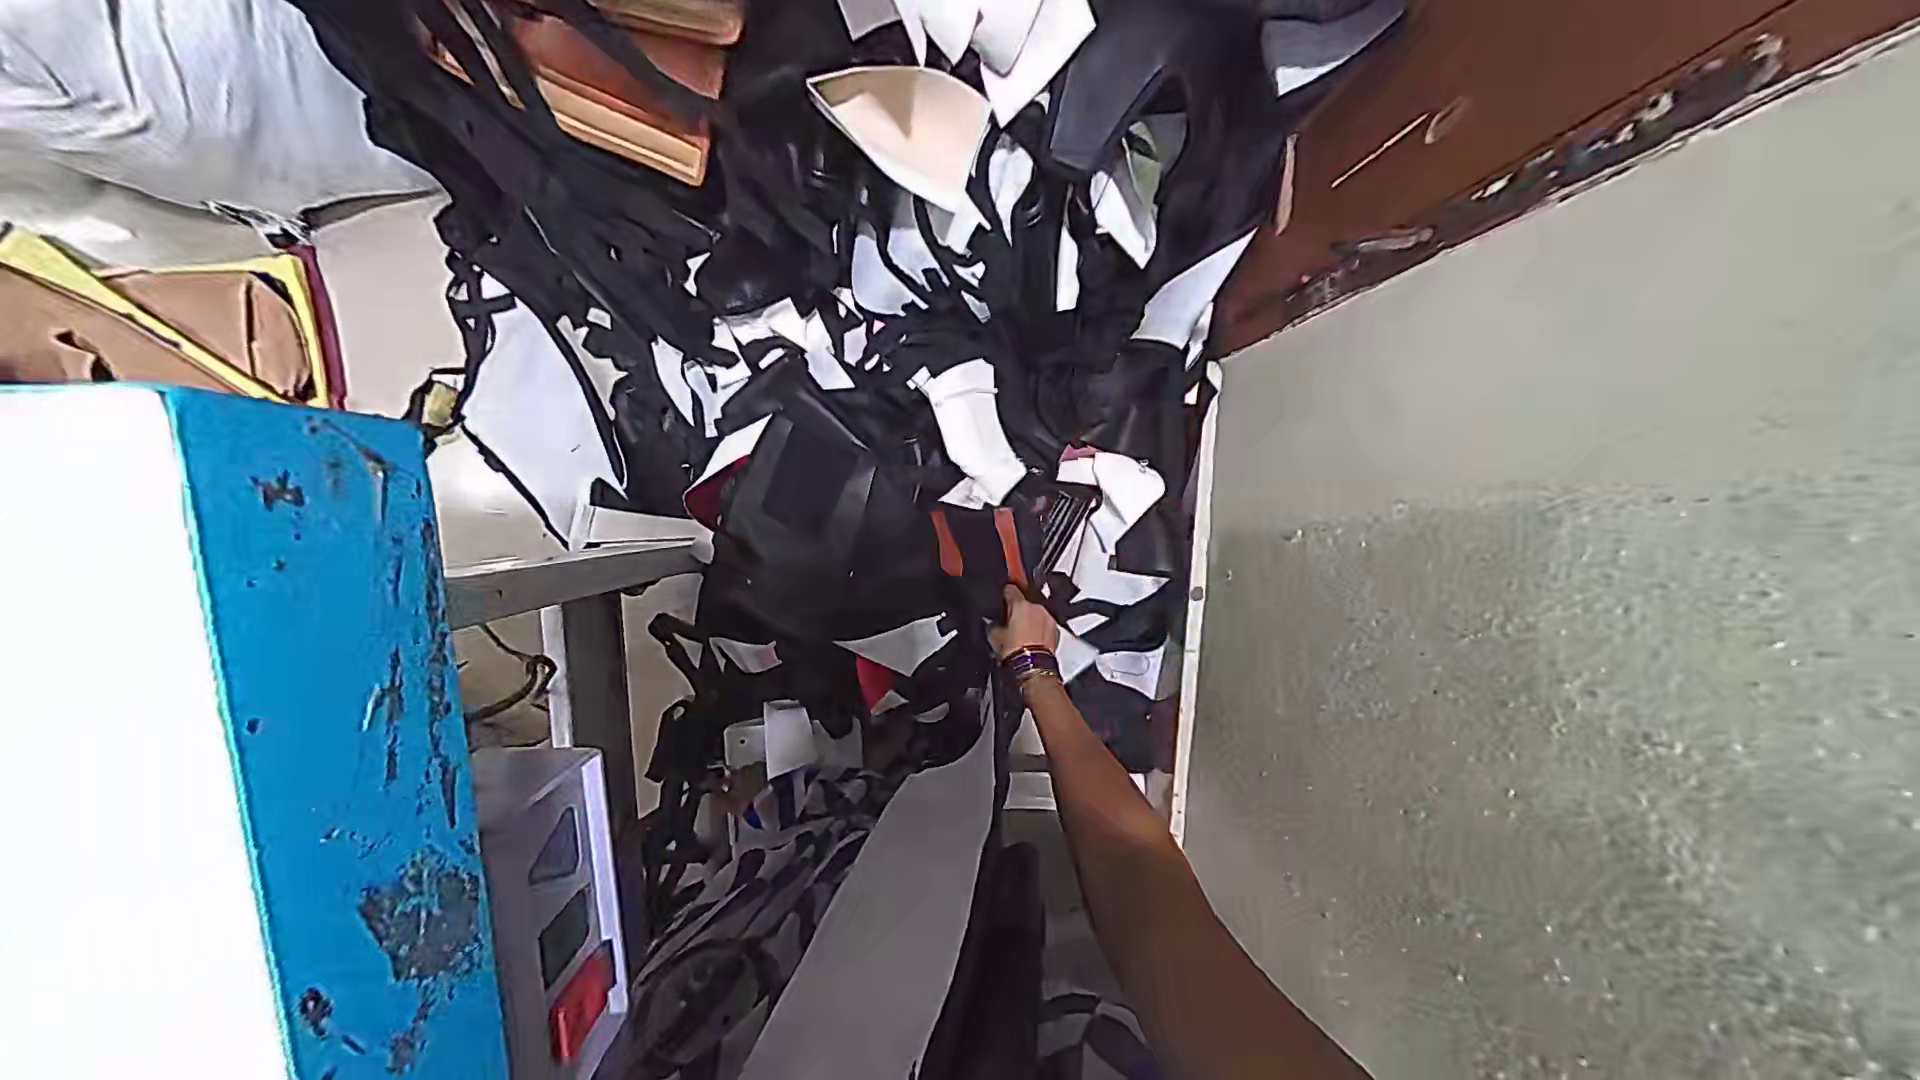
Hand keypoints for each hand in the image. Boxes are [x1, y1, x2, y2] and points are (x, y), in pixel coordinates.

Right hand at [989, 584, 1058, 658]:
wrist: (1032, 669)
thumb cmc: (1015, 653)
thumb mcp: (993, 636)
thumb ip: (993, 624)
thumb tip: (993, 624)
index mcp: (1021, 605)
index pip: (1010, 589)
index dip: (1004, 594)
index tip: (1002, 599)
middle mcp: (1038, 609)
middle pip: (1025, 603)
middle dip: (1018, 611)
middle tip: (1009, 624)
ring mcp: (1049, 620)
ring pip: (1037, 615)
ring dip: (1030, 621)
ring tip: (1020, 635)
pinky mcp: (1056, 632)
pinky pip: (1044, 626)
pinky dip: (1039, 631)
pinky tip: (1031, 642)